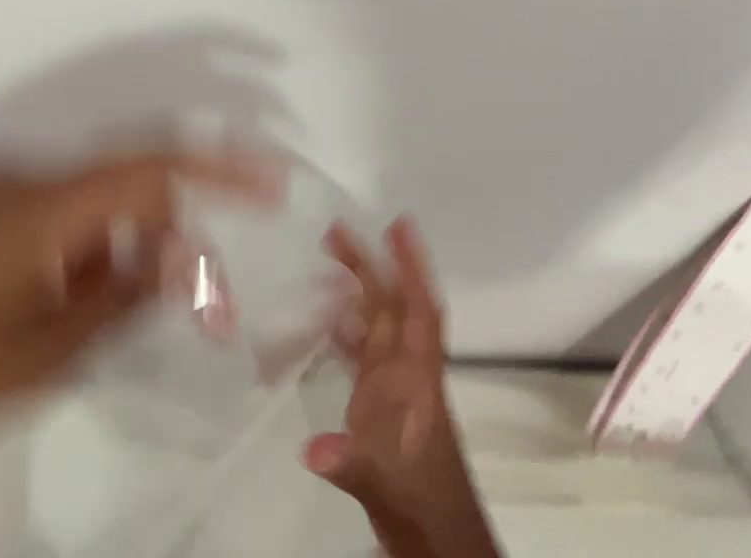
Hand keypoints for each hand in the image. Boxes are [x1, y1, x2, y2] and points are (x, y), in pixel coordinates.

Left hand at [0, 150, 280, 427]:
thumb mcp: (40, 353)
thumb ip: (116, 304)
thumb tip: (175, 264)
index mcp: (43, 206)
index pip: (150, 165)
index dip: (219, 166)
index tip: (271, 180)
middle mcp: (15, 179)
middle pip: (116, 184)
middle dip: (164, 230)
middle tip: (191, 295)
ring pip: (76, 203)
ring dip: (112, 246)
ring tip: (107, 317)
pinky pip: (37, 211)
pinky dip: (70, 246)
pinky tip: (56, 301)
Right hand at [305, 219, 495, 556]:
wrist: (438, 539)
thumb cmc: (417, 504)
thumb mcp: (381, 484)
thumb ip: (348, 462)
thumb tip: (312, 447)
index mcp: (414, 381)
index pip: (418, 312)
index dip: (412, 267)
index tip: (398, 224)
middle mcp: (408, 374)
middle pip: (393, 307)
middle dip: (371, 266)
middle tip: (334, 230)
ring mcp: (396, 387)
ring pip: (379, 324)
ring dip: (358, 290)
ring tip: (325, 260)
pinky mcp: (383, 403)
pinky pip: (364, 350)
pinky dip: (346, 327)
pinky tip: (324, 319)